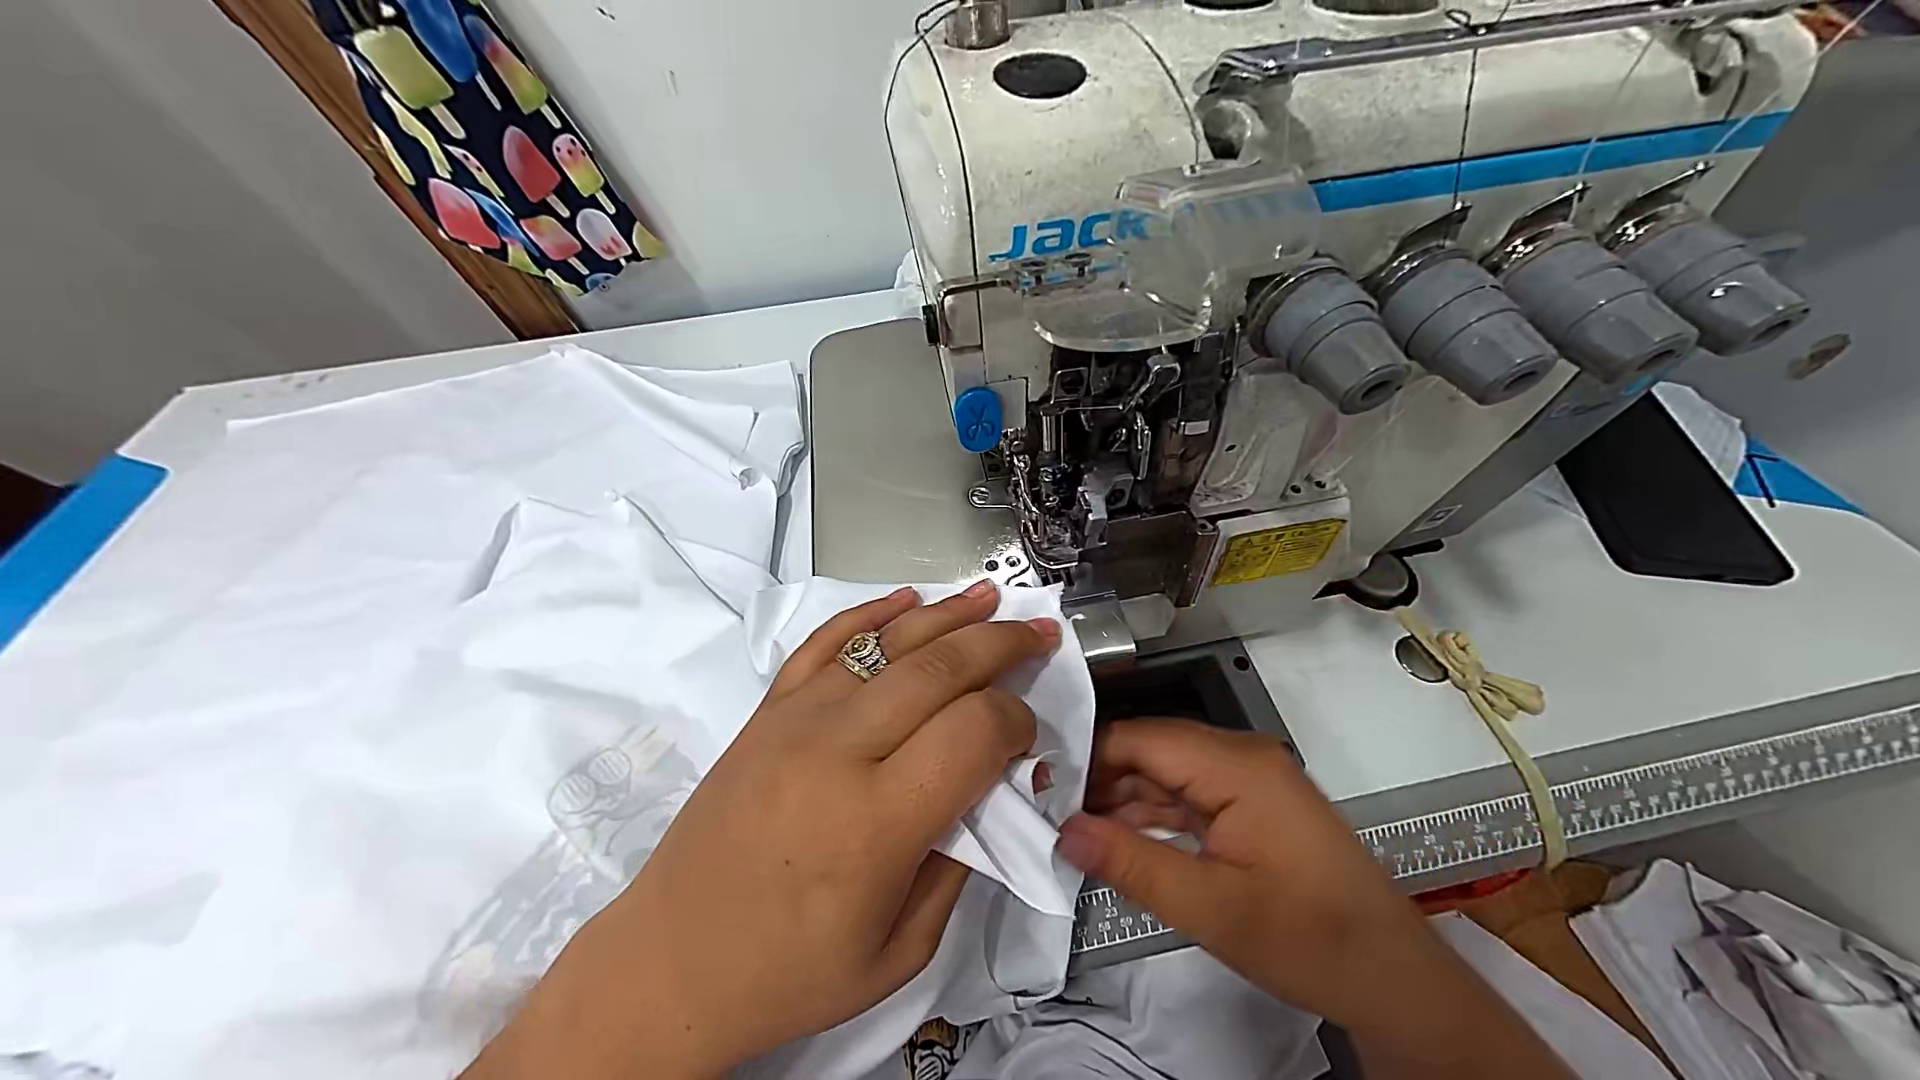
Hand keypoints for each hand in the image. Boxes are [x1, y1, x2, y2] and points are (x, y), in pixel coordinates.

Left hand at [463, 582, 1059, 1079]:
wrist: (670, 964)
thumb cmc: (790, 972)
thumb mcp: (901, 947)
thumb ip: (959, 860)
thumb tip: (995, 788)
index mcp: (876, 822)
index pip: (973, 732)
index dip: (1016, 721)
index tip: (1028, 736)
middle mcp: (836, 752)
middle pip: (938, 669)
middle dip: (1000, 644)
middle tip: (1038, 633)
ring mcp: (794, 721)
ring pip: (885, 643)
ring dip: (945, 615)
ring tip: (988, 596)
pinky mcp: (766, 712)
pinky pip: (823, 644)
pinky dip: (868, 614)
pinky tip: (905, 601)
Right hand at [1058, 719, 1573, 1077]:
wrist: (1393, 980)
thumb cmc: (1309, 939)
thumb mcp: (1211, 908)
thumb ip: (1132, 864)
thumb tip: (1064, 832)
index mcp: (1236, 766)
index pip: (1140, 738)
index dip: (1088, 757)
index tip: (1045, 784)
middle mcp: (1241, 758)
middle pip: (1151, 750)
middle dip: (1101, 779)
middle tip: (1053, 810)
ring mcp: (1249, 781)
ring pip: (1166, 773)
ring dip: (1124, 800)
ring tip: (1076, 828)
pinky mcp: (1251, 805)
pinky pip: (1188, 796)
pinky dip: (1153, 815)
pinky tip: (1121, 838)